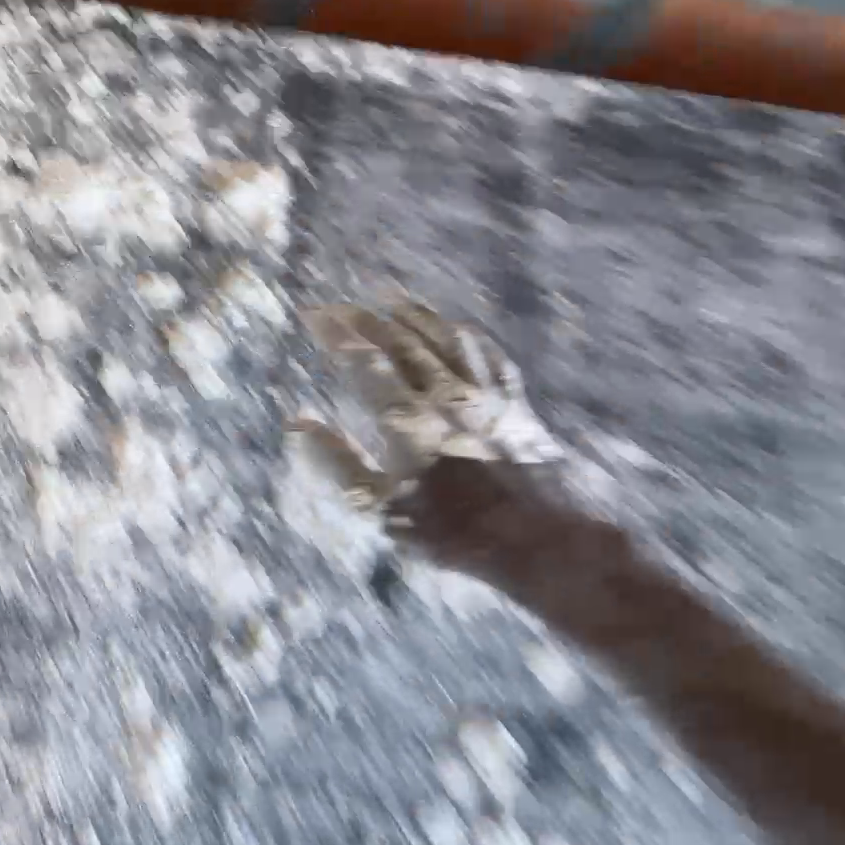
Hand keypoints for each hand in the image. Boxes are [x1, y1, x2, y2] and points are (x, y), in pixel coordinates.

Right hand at [288, 301, 574, 578]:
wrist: (546, 544)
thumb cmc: (451, 530)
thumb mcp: (379, 506)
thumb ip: (336, 459)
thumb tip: (297, 421)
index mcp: (407, 419)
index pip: (364, 362)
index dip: (336, 335)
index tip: (312, 314)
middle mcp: (446, 397)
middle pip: (404, 343)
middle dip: (367, 319)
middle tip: (340, 305)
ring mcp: (487, 398)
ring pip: (448, 342)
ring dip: (416, 317)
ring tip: (392, 299)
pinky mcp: (517, 409)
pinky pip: (491, 359)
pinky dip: (469, 338)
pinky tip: (460, 329)